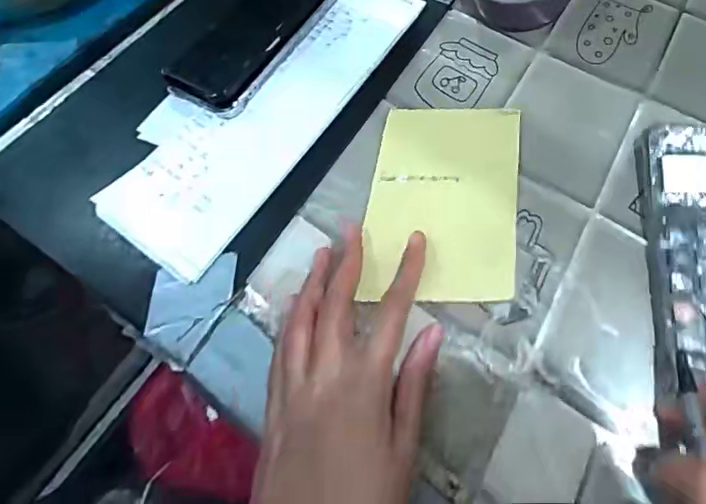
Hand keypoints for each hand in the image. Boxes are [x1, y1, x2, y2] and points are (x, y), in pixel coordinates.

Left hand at [253, 225, 443, 503]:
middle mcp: (326, 375)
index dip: (406, 272)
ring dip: (313, 283)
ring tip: (322, 253)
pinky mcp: (273, 407)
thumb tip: (432, 334)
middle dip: (348, 262)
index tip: (415, 240)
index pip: (392, 312)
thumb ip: (414, 388)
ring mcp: (294, 389)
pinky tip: (295, 308)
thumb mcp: (403, 451)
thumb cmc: (368, 498)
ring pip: (301, 321)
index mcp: (365, 383)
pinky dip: (290, 319)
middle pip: (337, 306)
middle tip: (353, 229)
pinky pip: (280, 349)